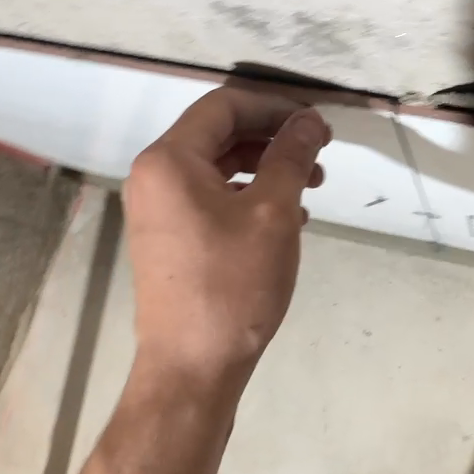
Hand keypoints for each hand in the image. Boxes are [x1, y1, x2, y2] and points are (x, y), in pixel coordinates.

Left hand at [122, 87, 331, 386]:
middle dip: (272, 137)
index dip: (274, 107)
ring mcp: (157, 209)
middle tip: (319, 152)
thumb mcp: (273, 213)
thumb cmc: (232, 284)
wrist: (191, 368)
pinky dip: (249, 196)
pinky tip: (288, 219)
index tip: (316, 125)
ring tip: (312, 185)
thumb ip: (290, 156)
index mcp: (169, 159)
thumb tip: (309, 121)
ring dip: (266, 168)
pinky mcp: (168, 237)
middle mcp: (154, 176)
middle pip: (219, 133)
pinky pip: (210, 197)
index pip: (224, 106)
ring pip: (218, 167)